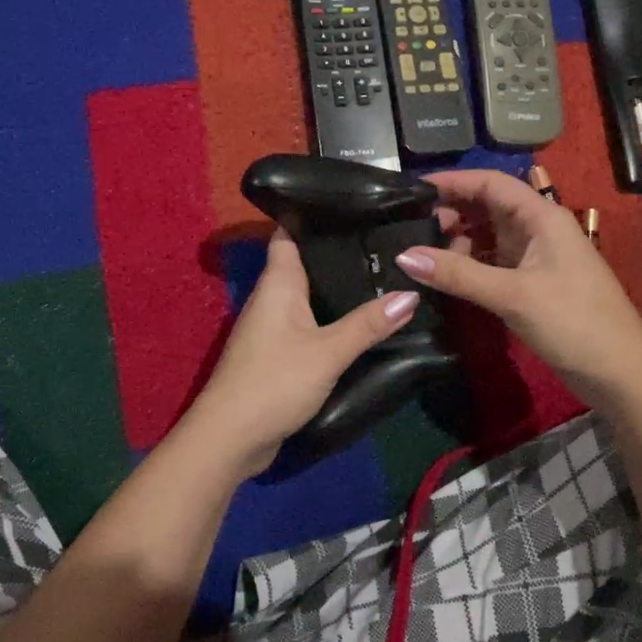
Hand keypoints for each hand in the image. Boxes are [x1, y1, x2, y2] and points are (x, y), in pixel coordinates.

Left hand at [179, 230, 417, 478]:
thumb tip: (410, 293)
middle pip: (302, 263)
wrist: (231, 437)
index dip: (312, 215)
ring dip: (334, 288)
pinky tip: (358, 321)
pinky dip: (328, 318)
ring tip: (380, 275)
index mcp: (276, 283)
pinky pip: (306, 323)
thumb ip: (368, 325)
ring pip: (305, 295)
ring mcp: (270, 327)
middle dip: (335, 253)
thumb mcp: (328, 352)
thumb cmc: (274, 381)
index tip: (350, 204)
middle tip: (381, 240)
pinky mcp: (275, 353)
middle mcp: (270, 297)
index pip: (288, 233)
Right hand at [393, 169, 641, 400]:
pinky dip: (468, 264)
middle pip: (487, 206)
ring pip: (488, 235)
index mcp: (542, 217)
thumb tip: (403, 255)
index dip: (453, 181)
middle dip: (451, 212)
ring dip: (457, 240)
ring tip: (422, 254)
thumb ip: (458, 274)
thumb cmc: (574, 322)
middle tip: (410, 228)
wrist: (621, 374)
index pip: (491, 183)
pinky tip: (445, 276)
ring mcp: (536, 258)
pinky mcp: (531, 284)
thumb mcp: (512, 295)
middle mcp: (538, 230)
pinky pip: (492, 262)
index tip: (412, 190)